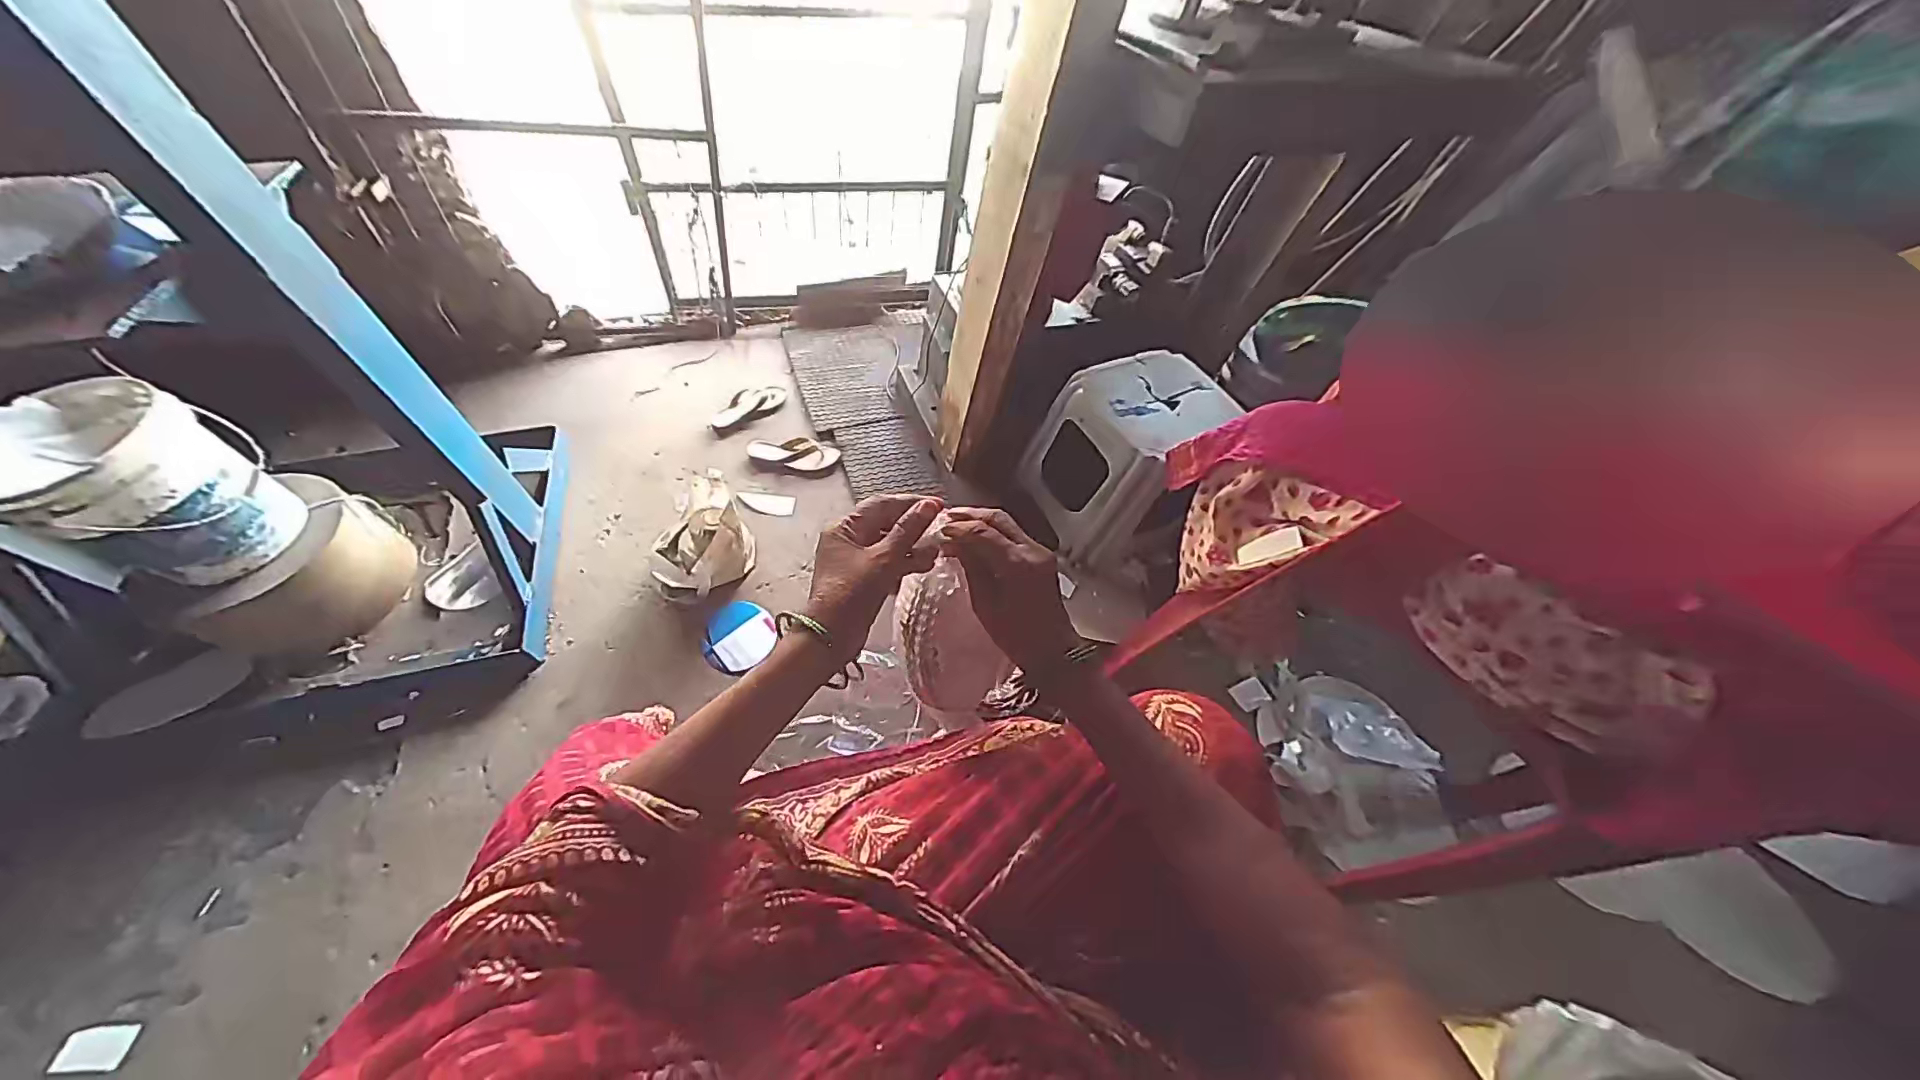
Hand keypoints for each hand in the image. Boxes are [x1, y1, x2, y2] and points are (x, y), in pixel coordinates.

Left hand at [806, 495, 942, 659]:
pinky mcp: (863, 580)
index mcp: (844, 527)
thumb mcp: (883, 559)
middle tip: (940, 529)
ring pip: (889, 545)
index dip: (911, 503)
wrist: (831, 638)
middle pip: (886, 524)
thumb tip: (928, 506)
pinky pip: (887, 563)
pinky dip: (904, 563)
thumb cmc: (850, 595)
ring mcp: (854, 561)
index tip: (938, 505)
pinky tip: (922, 567)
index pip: (882, 504)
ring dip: (912, 547)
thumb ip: (907, 531)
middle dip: (914, 527)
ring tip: (935, 551)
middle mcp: (847, 540)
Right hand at [936, 508, 1080, 674]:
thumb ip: (972, 568)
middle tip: (946, 518)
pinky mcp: (1042, 557)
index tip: (941, 529)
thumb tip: (955, 545)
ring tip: (958, 526)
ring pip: (1007, 523)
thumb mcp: (985, 604)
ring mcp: (1040, 552)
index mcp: (1018, 564)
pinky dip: (993, 532)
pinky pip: (1014, 535)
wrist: (1053, 650)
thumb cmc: (1018, 637)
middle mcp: (1033, 552)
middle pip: (998, 518)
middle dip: (970, 515)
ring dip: (981, 522)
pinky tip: (977, 539)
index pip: (983, 532)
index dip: (959, 528)